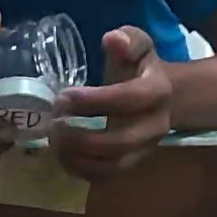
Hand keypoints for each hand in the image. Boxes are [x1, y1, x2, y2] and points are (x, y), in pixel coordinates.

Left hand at [54, 26, 173, 179]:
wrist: (162, 99)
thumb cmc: (140, 69)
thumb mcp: (138, 46)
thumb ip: (128, 40)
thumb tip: (112, 39)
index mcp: (158, 92)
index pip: (128, 100)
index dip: (93, 101)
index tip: (63, 97)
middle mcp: (155, 126)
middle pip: (120, 142)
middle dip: (82, 136)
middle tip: (54, 124)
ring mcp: (143, 150)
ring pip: (112, 166)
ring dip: (78, 158)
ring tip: (55, 142)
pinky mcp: (130, 165)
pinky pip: (106, 176)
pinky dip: (80, 171)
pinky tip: (62, 156)